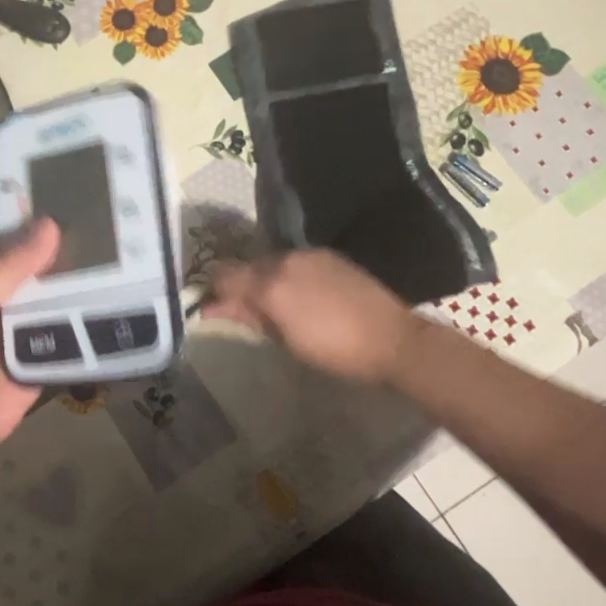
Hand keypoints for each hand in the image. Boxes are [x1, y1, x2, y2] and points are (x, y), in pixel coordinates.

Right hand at [204, 249, 421, 387]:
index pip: (225, 277)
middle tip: (245, 315)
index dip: (214, 294)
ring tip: (274, 309)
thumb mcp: (285, 340)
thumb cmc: (335, 350)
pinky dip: (288, 276)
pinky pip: (295, 262)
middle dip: (240, 286)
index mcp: (271, 282)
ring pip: (272, 263)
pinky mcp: (331, 257)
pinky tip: (300, 299)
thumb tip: (212, 308)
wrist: (394, 341)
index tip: (211, 311)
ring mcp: (311, 255)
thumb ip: (248, 317)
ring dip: (265, 281)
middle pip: (247, 266)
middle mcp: (287, 259)